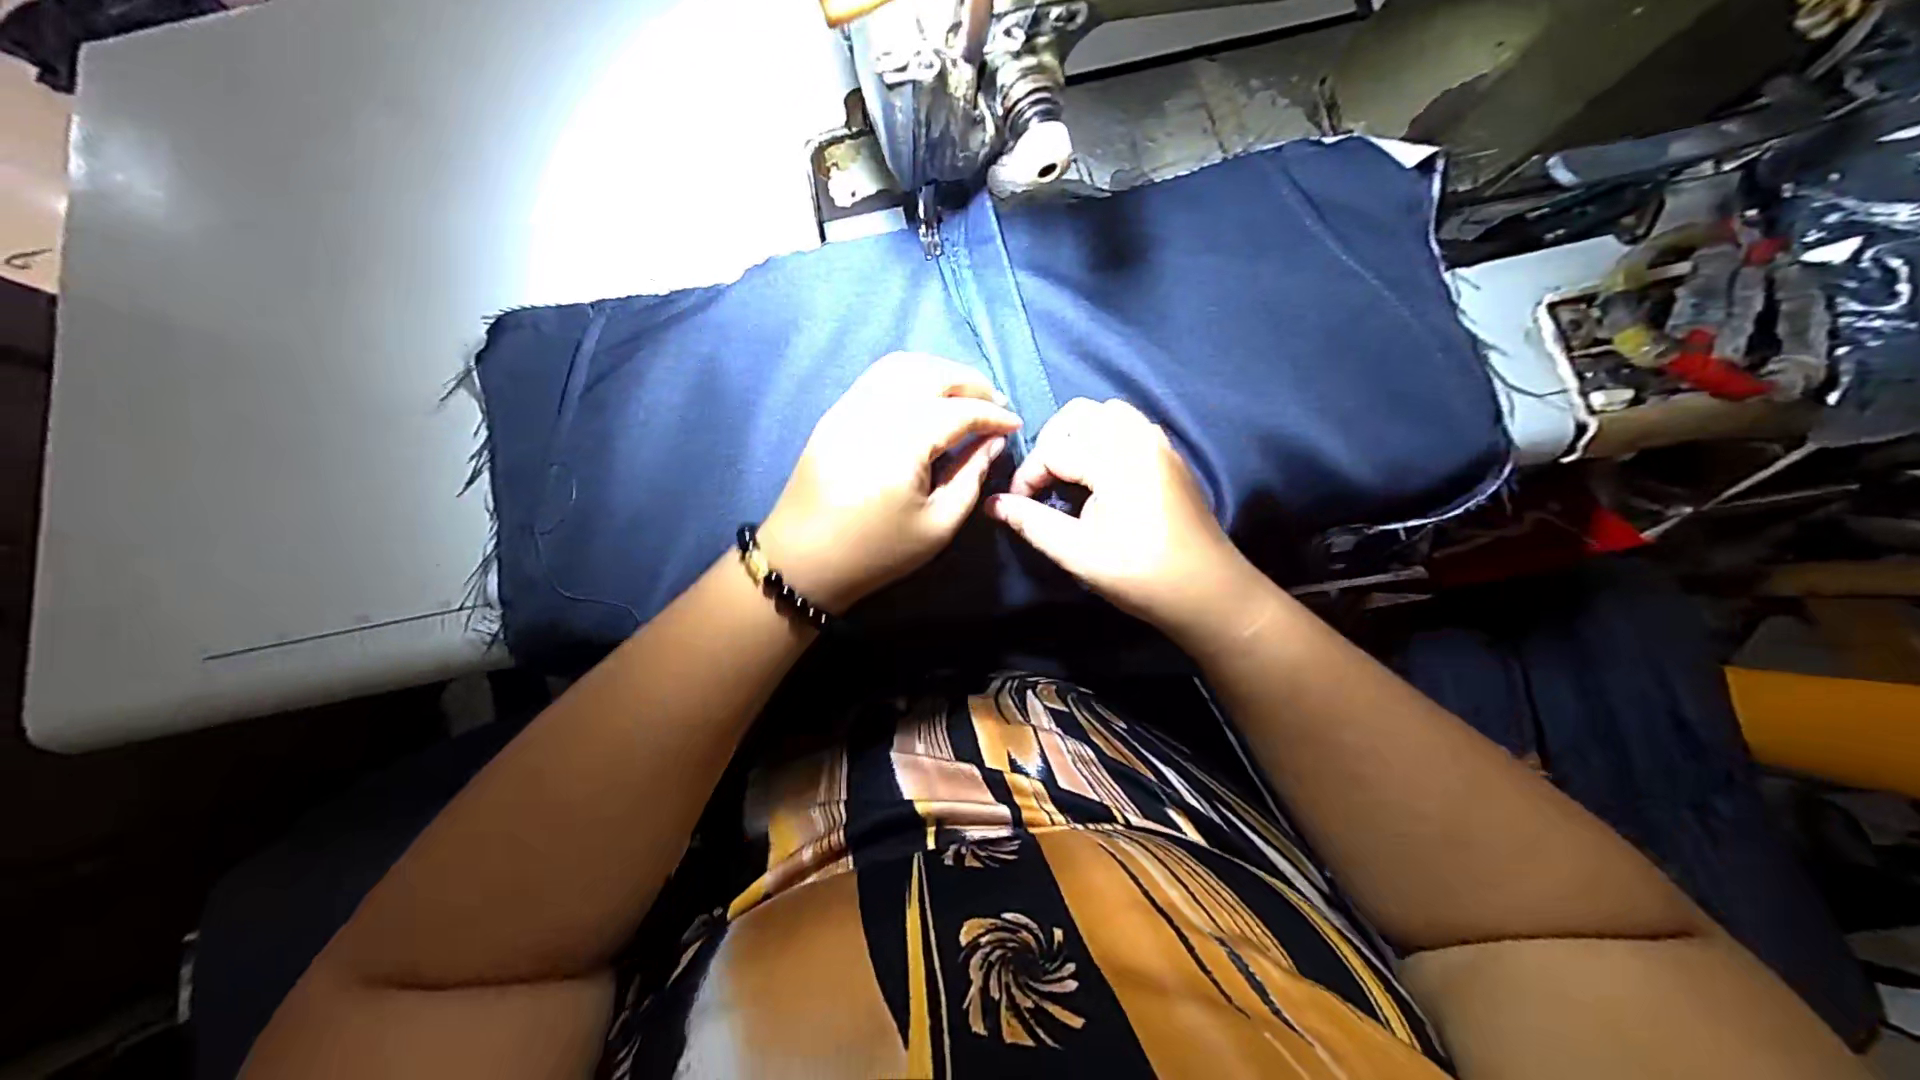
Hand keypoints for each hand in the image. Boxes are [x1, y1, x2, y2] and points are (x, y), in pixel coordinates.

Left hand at [759, 353, 1021, 612]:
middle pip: (932, 373)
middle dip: (971, 382)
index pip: (959, 410)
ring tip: (963, 394)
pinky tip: (926, 396)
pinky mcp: (835, 413)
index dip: (993, 415)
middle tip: (994, 403)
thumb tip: (993, 441)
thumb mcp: (938, 524)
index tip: (1014, 425)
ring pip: (902, 365)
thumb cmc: (877, 551)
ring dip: (940, 371)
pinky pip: (877, 376)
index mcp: (903, 442)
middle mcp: (875, 411)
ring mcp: (850, 407)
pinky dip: (910, 375)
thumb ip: (971, 476)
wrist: (804, 560)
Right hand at [986, 397, 1263, 641]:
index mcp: (1116, 462)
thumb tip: (992, 505)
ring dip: (1081, 434)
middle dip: (1053, 440)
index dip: (1028, 476)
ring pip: (1111, 413)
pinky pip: (1133, 427)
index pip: (1055, 449)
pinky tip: (1100, 475)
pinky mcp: (1171, 458)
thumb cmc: (1139, 575)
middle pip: (1083, 413)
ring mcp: (1160, 446)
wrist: (1208, 592)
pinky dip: (1107, 438)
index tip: (1017, 505)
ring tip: (1069, 472)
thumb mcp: (1077, 553)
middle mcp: (1140, 441)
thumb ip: (1032, 522)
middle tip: (1043, 479)